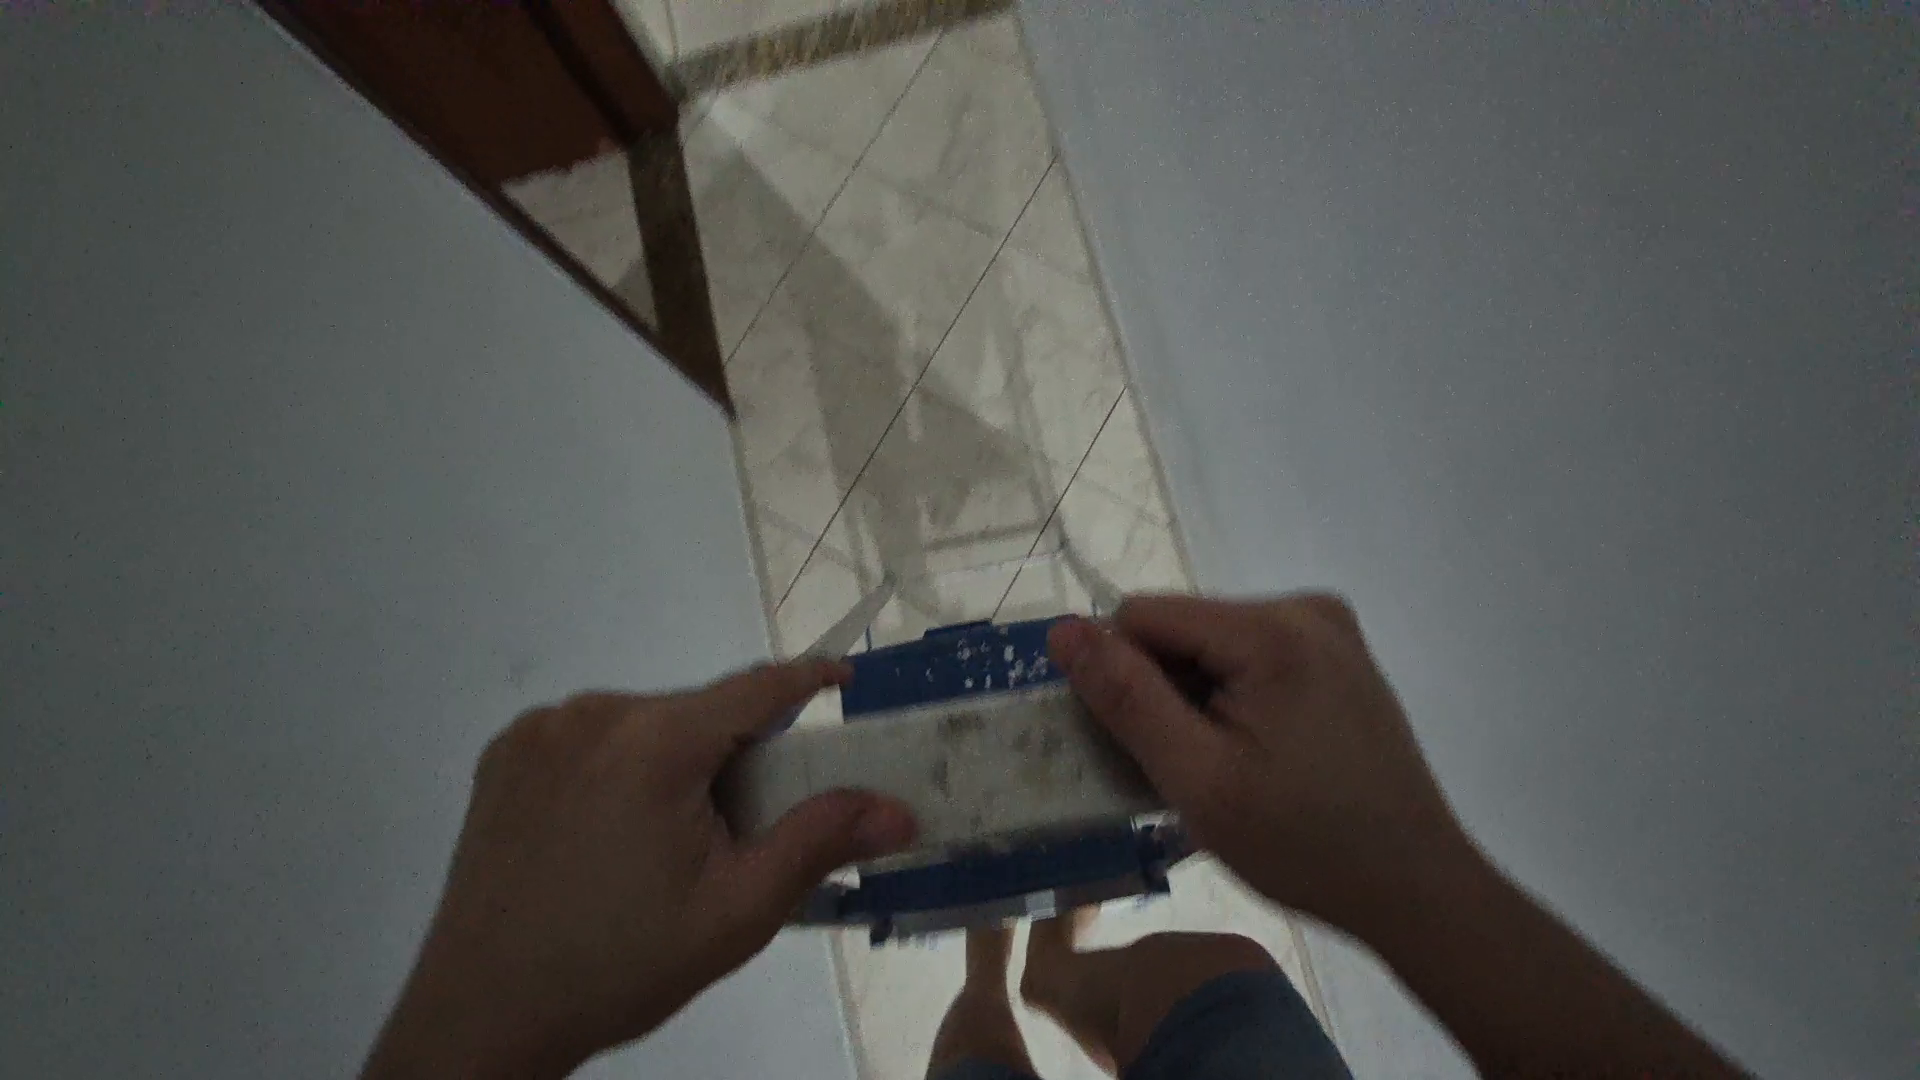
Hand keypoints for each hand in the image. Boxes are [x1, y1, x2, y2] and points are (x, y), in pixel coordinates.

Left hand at [361, 661, 917, 1078]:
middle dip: (735, 746)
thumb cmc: (622, 965)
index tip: (844, 678)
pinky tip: (611, 821)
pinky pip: (596, 733)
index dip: (807, 677)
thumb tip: (901, 811)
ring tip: (673, 830)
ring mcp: (542, 727)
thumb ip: (821, 842)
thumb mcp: (739, 911)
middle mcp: (595, 713)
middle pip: (698, 710)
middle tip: (747, 811)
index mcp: (655, 743)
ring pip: (648, 720)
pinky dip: (626, 759)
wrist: (477, 1025)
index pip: (754, 688)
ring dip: (678, 753)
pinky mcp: (507, 750)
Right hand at [1051, 596, 1747, 1076]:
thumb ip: (1126, 698)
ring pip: (1207, 642)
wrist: (1417, 889)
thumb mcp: (1197, 779)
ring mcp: (1327, 625)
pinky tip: (1257, 746)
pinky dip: (1229, 692)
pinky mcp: (1336, 649)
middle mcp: (1304, 606)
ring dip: (1195, 694)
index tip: (1149, 741)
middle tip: (1193, 762)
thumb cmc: (1303, 843)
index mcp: (1272, 630)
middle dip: (1165, 688)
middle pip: (1179, 627)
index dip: (1125, 676)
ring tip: (1229, 760)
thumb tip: (1062, 630)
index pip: (1143, 616)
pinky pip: (1245, 652)